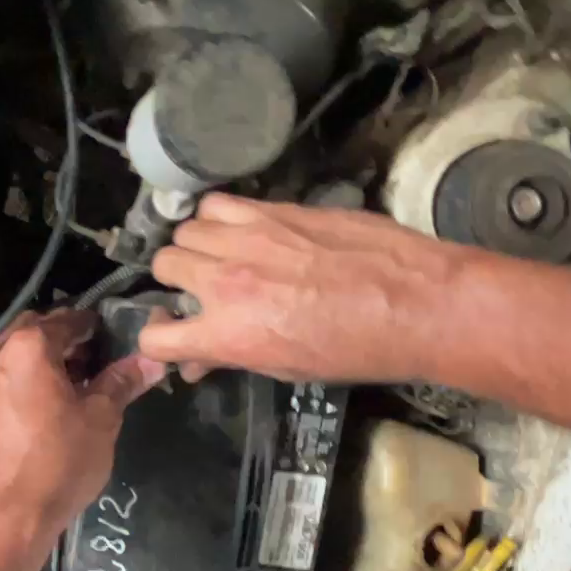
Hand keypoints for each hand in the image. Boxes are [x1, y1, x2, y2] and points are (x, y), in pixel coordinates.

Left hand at [0, 310, 166, 541]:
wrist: (4, 518)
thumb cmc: (58, 461)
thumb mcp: (101, 419)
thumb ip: (122, 383)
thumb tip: (151, 360)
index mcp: (28, 347)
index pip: (67, 319)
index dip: (93, 325)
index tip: (114, 336)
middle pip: (35, 330)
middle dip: (65, 338)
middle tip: (96, 359)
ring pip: (14, 354)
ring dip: (43, 359)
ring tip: (74, 383)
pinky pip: (2, 379)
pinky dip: (24, 379)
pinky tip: (45, 405)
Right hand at [140, 194, 473, 382]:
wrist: (415, 303)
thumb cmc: (355, 349)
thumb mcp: (284, 367)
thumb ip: (231, 355)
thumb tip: (199, 359)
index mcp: (227, 332)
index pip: (155, 336)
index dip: (159, 340)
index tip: (175, 337)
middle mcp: (225, 280)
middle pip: (164, 264)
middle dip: (176, 281)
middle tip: (202, 290)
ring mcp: (247, 237)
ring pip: (186, 229)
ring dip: (196, 245)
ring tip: (221, 255)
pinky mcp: (274, 209)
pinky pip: (219, 203)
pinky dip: (219, 218)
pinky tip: (240, 230)